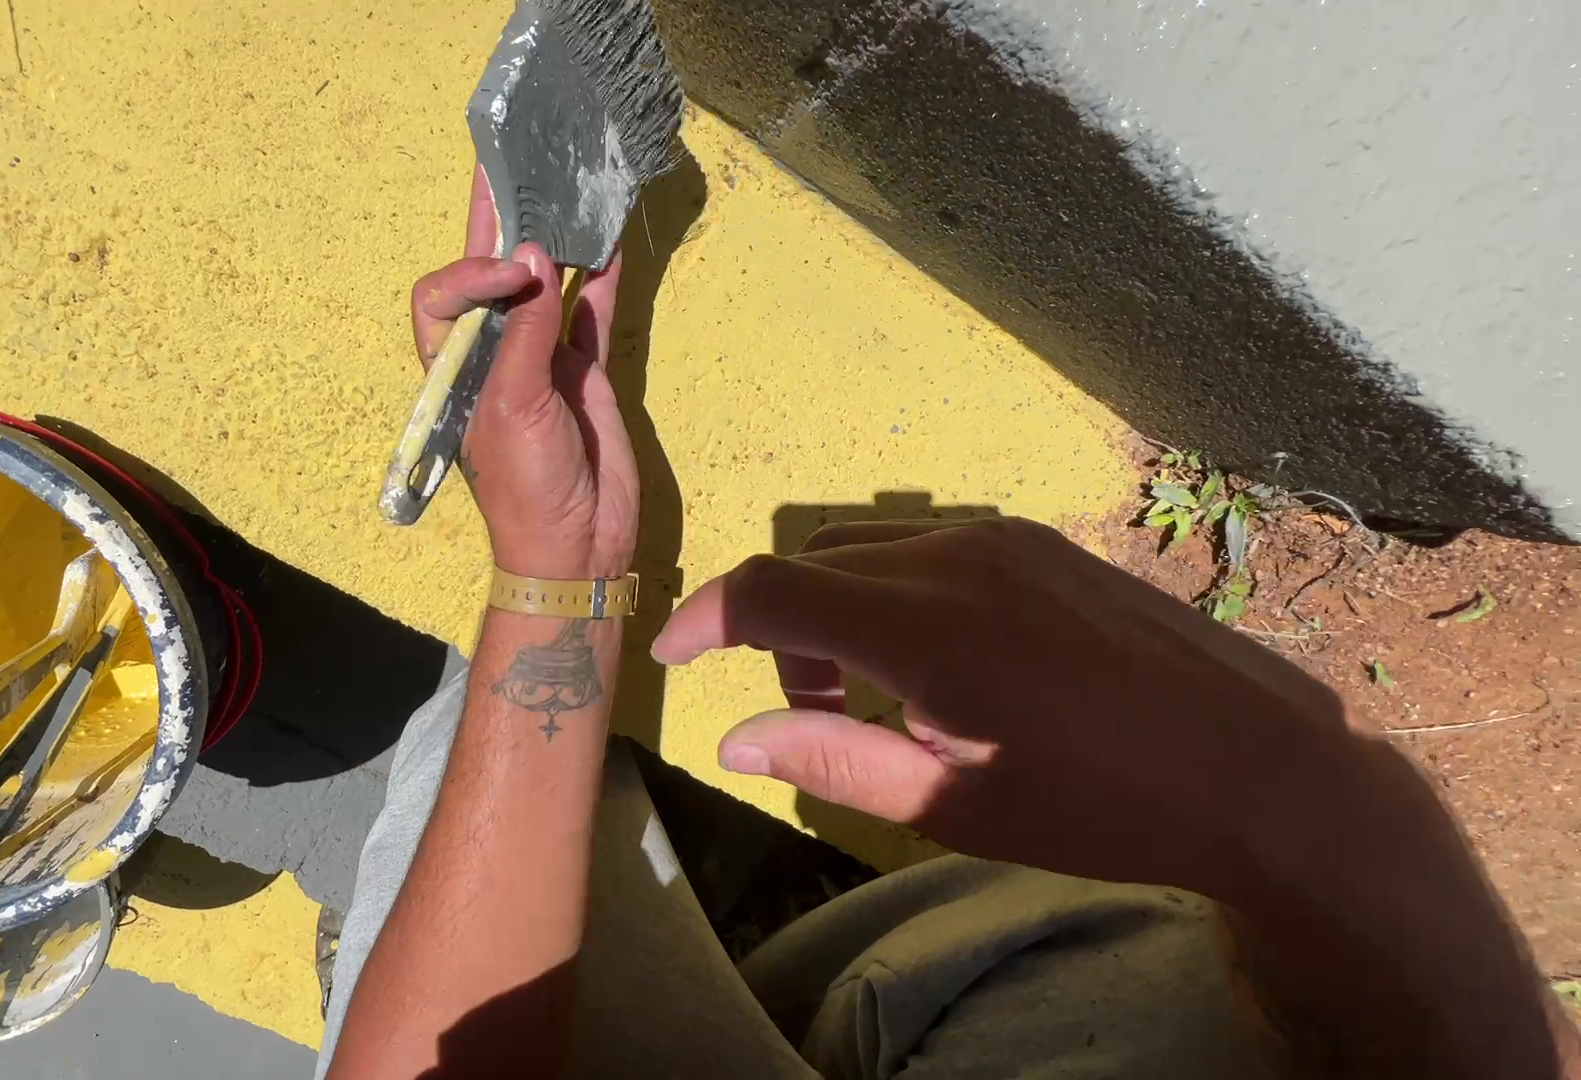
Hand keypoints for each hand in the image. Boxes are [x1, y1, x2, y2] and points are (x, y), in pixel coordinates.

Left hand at [409, 168, 638, 579]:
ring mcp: (543, 361)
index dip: (472, 269)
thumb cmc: (527, 482)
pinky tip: (608, 243)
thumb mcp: (514, 407)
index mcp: (457, 367)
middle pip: (489, 277)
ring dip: (554, 243)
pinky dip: (599, 282)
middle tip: (509, 163)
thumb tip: (539, 256)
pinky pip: (591, 315)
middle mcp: (495, 355)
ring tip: (565, 186)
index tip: (517, 269)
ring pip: (545, 288)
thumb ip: (526, 333)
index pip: (444, 295)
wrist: (578, 541)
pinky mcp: (585, 372)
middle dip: (497, 225)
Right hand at [650, 517, 1367, 901]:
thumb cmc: (1100, 804)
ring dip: (829, 609)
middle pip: (805, 565)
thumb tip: (733, 741)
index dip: (702, 618)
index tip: (671, 653)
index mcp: (922, 627)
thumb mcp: (949, 805)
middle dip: (776, 632)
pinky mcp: (1029, 536)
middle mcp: (949, 555)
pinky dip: (882, 591)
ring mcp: (996, 535)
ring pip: (856, 550)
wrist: (1268, 766)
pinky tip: (933, 654)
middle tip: (810, 707)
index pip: (766, 592)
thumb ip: (828, 761)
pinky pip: (914, 546)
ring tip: (874, 687)